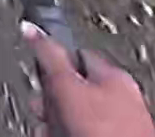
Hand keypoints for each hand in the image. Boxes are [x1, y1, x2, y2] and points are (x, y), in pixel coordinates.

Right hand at [21, 21, 154, 136]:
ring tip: (48, 126)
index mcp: (117, 76)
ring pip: (76, 110)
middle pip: (72, 85)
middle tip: (42, 107)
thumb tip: (31, 28)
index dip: (51, 60)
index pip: (74, 53)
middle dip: (50, 95)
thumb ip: (47, 52)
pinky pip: (84, 128)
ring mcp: (123, 125)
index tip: (38, 71)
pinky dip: (67, 130)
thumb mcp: (65, 83)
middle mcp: (124, 99)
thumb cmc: (104, 130)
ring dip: (55, 115)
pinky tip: (58, 134)